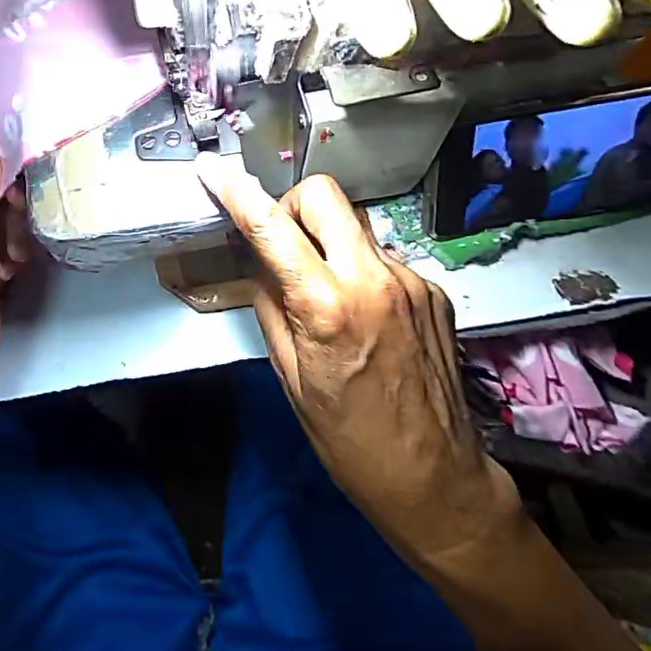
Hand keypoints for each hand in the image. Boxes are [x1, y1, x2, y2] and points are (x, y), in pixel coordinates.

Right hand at [196, 155, 521, 564]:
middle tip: (279, 241)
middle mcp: (374, 280)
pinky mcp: (434, 290)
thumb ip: (271, 306)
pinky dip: (358, 269)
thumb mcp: (291, 376)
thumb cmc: (348, 440)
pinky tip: (361, 313)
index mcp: (328, 307)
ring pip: (354, 225)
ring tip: (323, 291)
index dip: (237, 193)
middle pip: (325, 194)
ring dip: (327, 241)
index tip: (213, 170)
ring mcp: (411, 280)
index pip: (272, 229)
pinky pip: (380, 257)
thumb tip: (259, 263)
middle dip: (291, 204)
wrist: (437, 480)